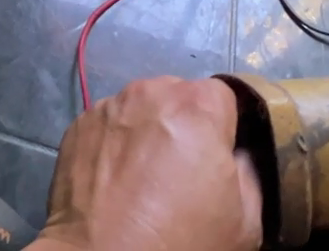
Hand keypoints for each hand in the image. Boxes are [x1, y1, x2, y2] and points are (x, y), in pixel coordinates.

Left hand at [34, 76, 261, 250]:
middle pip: (178, 95)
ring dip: (147, 129)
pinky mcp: (79, 123)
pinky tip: (115, 180)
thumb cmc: (181, 242)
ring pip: (141, 106)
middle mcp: (151, 92)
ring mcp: (109, 104)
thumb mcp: (245, 221)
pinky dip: (116, 142)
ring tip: (144, 177)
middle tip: (182, 171)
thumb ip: (250, 171)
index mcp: (196, 106)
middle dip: (184, 124)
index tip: (219, 158)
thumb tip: (240, 153)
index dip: (224, 126)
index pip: (222, 95)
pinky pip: (109, 123)